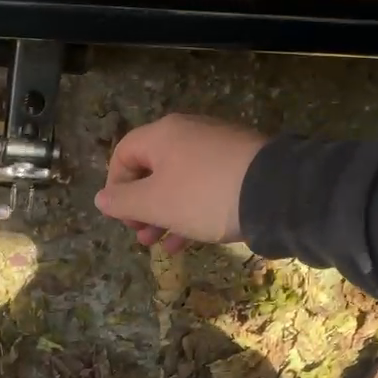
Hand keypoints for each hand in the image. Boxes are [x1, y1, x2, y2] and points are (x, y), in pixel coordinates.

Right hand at [95, 114, 264, 249]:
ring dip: (162, 214)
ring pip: (177, 183)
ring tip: (158, 243)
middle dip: (140, 206)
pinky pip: (202, 188)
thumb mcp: (154, 203)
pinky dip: (188, 212)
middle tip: (139, 233)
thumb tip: (101, 198)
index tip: (121, 216)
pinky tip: (184, 242)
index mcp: (162, 136)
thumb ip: (122, 201)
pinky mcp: (238, 167)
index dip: (115, 186)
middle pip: (151, 169)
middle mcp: (187, 134)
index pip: (123, 154)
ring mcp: (216, 149)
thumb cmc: (203, 196)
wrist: (276, 192)